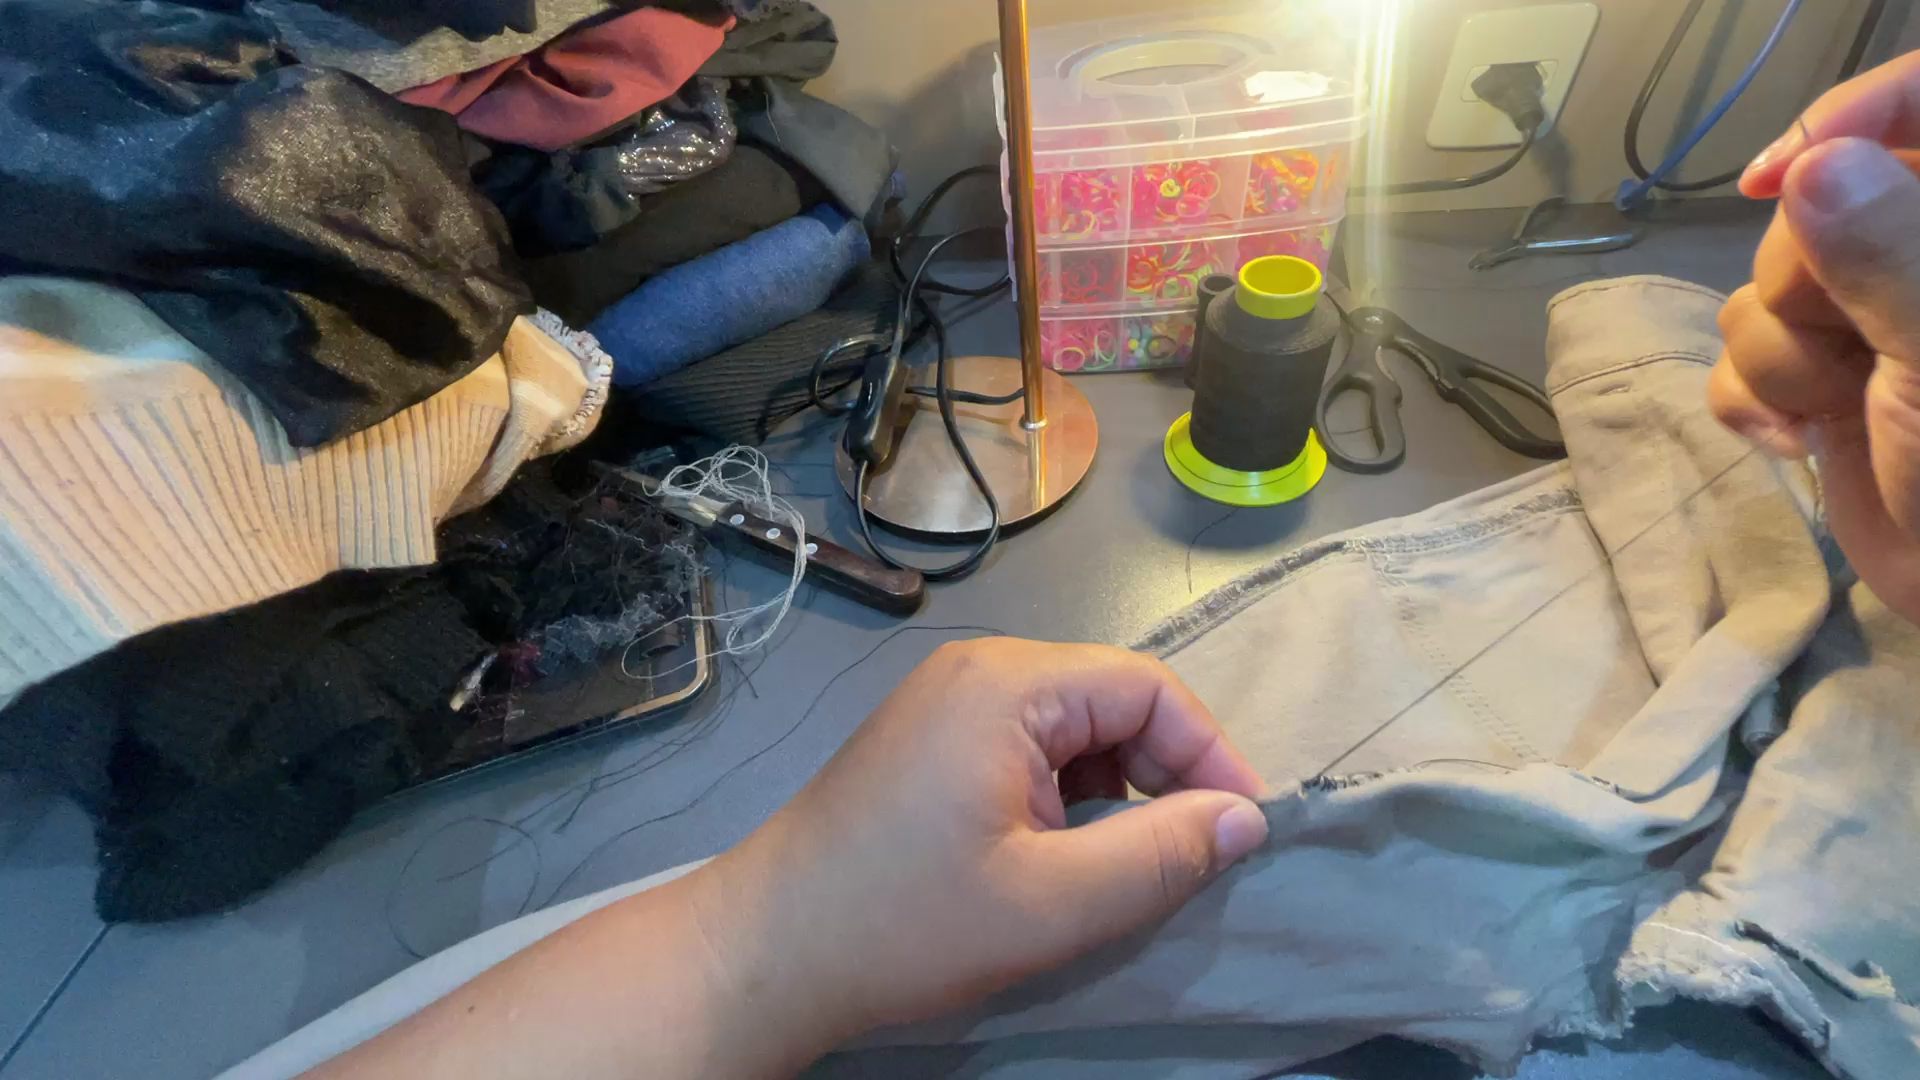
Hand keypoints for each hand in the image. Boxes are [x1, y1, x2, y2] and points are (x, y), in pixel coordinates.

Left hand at [696, 638, 1268, 1056]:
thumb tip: (1247, 818)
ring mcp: (950, 696)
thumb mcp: (1050, 903)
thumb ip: (1159, 854)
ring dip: (1113, 784)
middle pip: (1107, 697)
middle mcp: (979, 667)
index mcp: (1006, 682)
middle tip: (1186, 853)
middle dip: (1160, 770)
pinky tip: (1060, 845)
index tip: (1243, 828)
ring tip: (1119, 858)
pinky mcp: (935, 731)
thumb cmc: (907, 920)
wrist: (772, 945)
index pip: (1143, 685)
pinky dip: (1066, 789)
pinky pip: (1029, 741)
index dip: (1206, 750)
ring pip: (1071, 723)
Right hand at [1711, 52, 1919, 621]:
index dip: (1853, 116)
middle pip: (1810, 219)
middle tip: (1850, 353)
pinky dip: (1745, 404)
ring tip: (1835, 411)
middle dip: (1801, 294)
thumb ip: (1893, 252)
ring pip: (1760, 298)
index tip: (1777, 177)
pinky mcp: (1816, 383)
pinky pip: (1732, 363)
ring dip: (1774, 363)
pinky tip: (1793, 437)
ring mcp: (1868, 327)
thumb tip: (1811, 168)